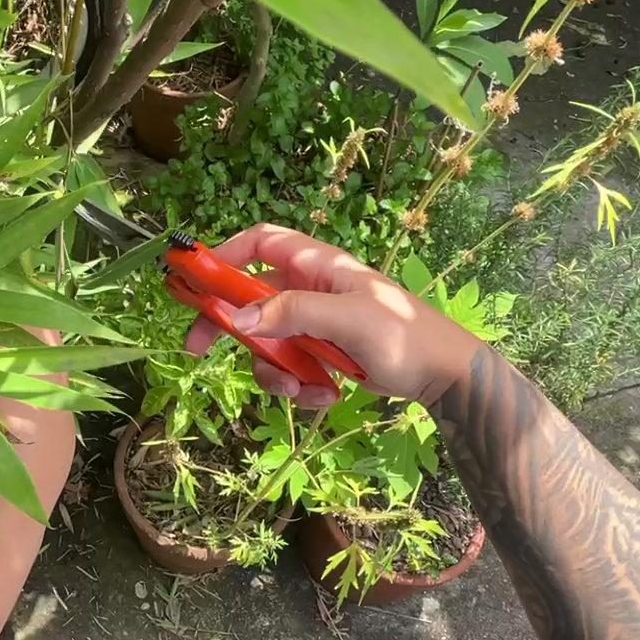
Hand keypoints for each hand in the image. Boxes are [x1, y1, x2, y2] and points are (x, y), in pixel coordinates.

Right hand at [181, 224, 485, 407]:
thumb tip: (239, 318)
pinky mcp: (318, 354)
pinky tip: (326, 396)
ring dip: (272, 371)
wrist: (442, 377)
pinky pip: (288, 368)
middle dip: (226, 325)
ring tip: (300, 390)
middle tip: (197, 349)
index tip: (196, 280)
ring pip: (265, 342)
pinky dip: (299, 387)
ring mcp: (312, 324)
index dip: (225, 254)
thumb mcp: (347, 320)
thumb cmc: (404, 336)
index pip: (261, 243)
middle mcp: (309, 291)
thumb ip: (292, 313)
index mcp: (317, 267)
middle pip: (248, 298)